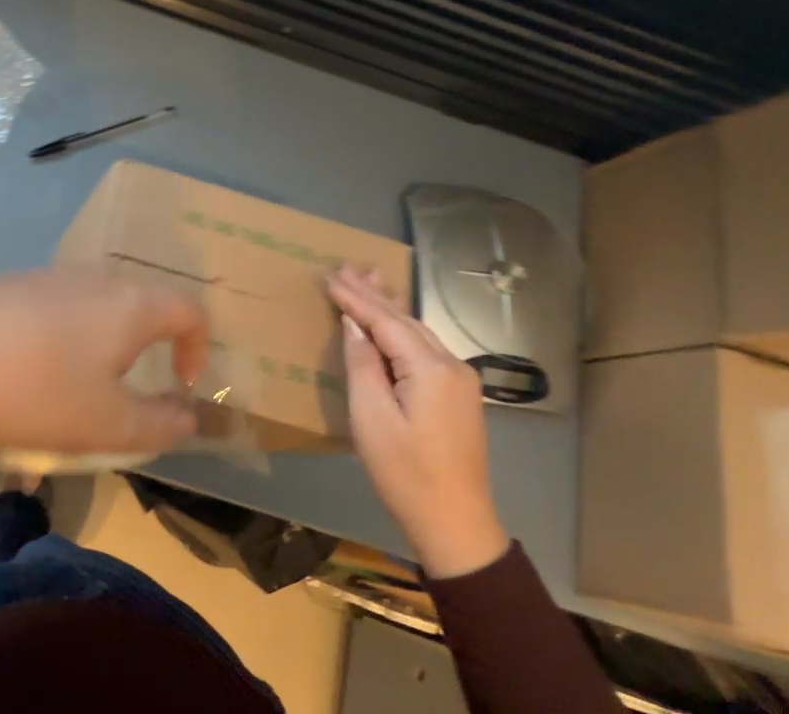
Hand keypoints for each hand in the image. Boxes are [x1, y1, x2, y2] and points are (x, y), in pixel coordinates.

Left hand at [0, 269, 208, 457]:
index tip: (182, 384)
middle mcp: (89, 278)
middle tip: (121, 395)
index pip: (187, 309)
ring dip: (92, 347)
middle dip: (141, 349)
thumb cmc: (34, 395)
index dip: (198, 346)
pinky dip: (51, 340)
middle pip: (136, 305)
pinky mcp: (0, 284)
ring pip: (87, 308)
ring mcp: (41, 275)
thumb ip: (159, 424)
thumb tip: (187, 415)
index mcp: (127, 303)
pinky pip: (44, 310)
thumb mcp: (106, 427)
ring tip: (64, 394)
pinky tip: (17, 376)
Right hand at [327, 265, 510, 577]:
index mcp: (431, 369)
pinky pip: (424, 350)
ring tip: (365, 280)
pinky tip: (389, 322)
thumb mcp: (371, 418)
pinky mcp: (458, 396)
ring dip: (388, 309)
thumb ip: (362, 365)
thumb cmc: (404, 473)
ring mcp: (459, 381)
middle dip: (373, 294)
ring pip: (417, 333)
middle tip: (345, 266)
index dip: (355, 299)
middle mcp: (452, 365)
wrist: (455, 522)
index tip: (329, 276)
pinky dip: (401, 331)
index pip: (386, 321)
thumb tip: (354, 325)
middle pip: (405, 321)